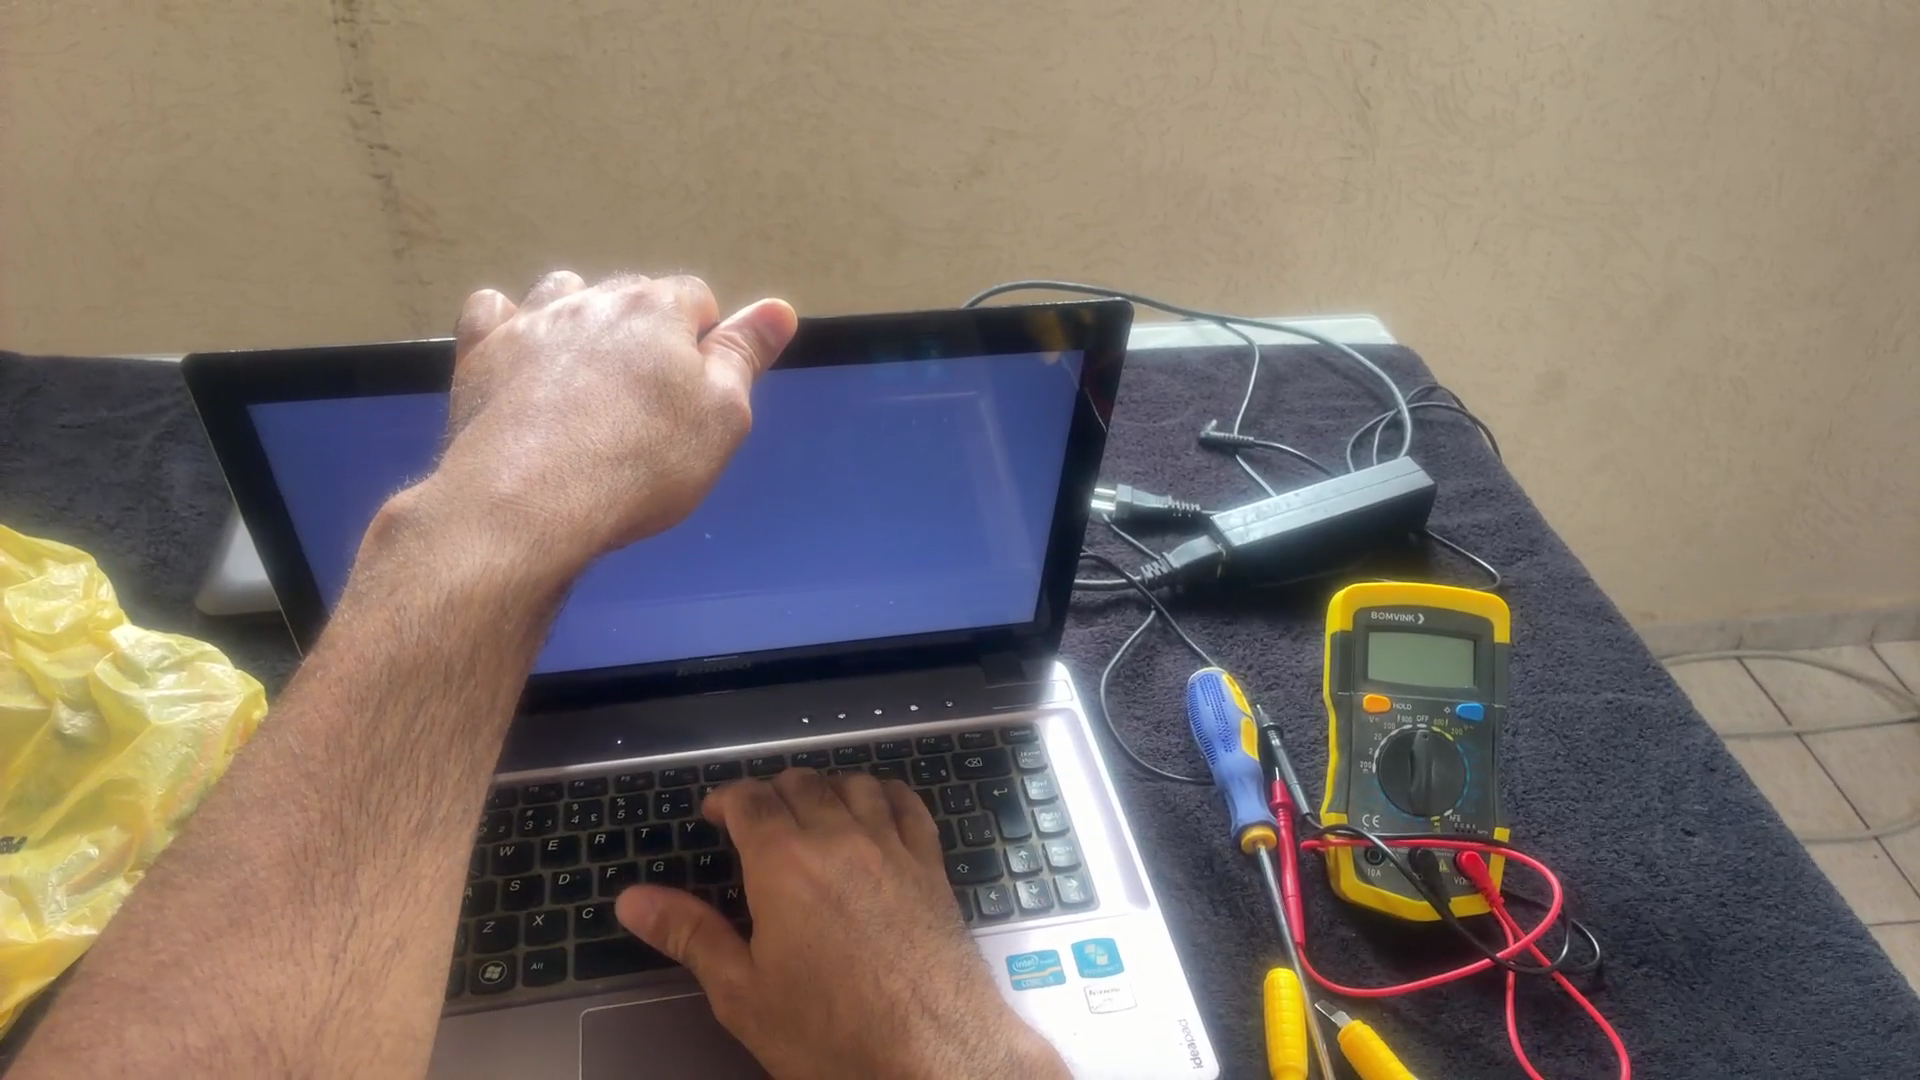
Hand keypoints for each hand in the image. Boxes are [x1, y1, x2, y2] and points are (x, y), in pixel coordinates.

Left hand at [427, 271, 797, 569]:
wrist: (531, 500)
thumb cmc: (647, 461)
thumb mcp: (723, 416)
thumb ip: (746, 355)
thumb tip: (779, 307)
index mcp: (659, 311)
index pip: (696, 297)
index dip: (705, 338)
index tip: (701, 387)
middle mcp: (595, 299)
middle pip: (633, 294)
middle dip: (649, 330)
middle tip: (652, 395)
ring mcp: (531, 321)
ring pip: (566, 292)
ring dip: (584, 317)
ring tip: (590, 372)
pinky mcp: (480, 352)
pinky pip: (494, 311)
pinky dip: (513, 323)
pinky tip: (523, 355)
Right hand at [615, 770, 1071, 1079]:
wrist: (928, 1048)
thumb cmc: (827, 1029)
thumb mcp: (741, 991)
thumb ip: (688, 933)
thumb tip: (632, 898)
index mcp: (784, 859)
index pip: (749, 799)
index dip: (726, 798)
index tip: (713, 814)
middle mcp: (838, 833)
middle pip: (800, 783)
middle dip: (771, 792)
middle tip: (757, 821)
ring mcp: (889, 840)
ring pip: (853, 783)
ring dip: (826, 788)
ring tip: (812, 812)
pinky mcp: (928, 857)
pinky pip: (906, 802)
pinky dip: (884, 793)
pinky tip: (876, 806)